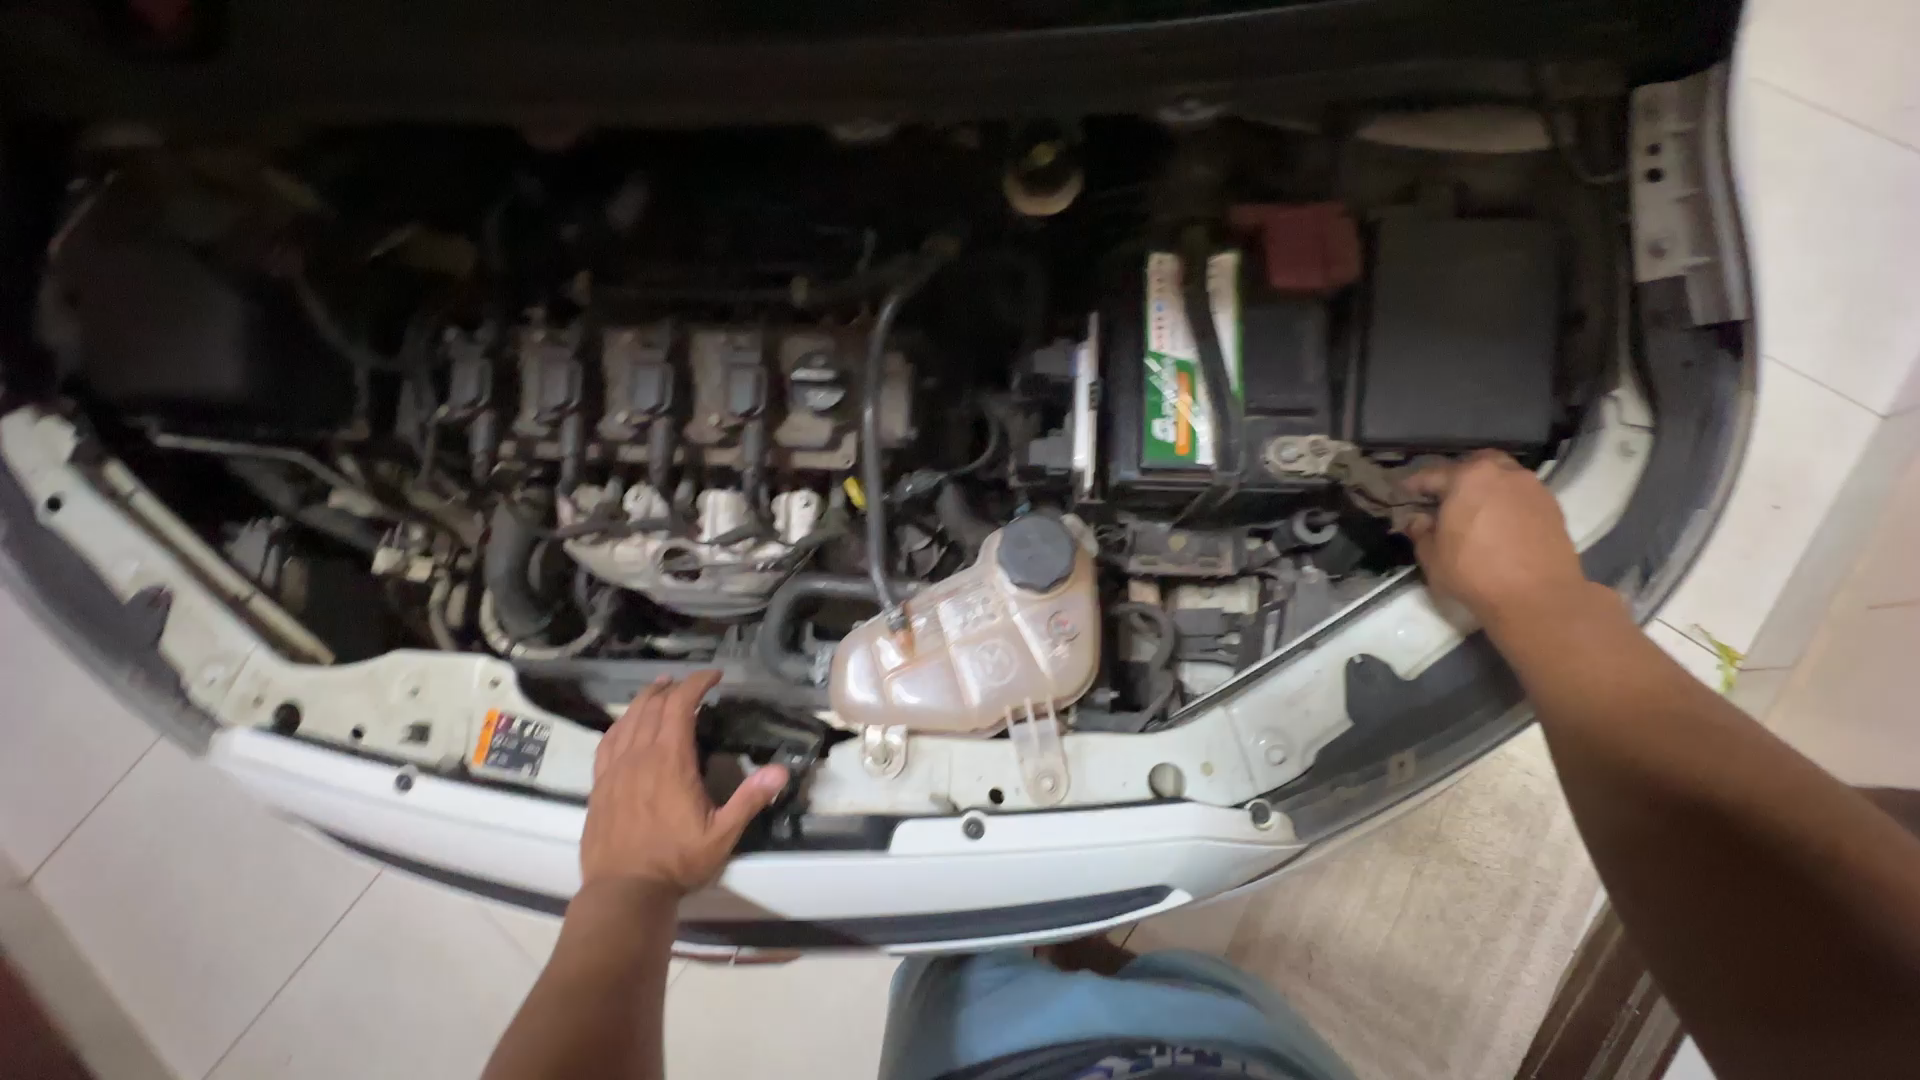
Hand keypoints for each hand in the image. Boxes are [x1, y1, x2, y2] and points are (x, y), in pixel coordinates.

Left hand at [581, 671, 789, 897]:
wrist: (623, 891)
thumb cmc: (677, 862)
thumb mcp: (722, 834)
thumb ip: (750, 799)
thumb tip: (781, 770)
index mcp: (670, 761)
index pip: (680, 706)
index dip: (697, 684)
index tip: (714, 675)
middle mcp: (640, 757)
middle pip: (653, 707)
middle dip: (673, 687)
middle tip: (690, 682)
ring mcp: (615, 770)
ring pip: (627, 720)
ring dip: (645, 699)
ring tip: (658, 689)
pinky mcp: (600, 786)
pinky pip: (607, 743)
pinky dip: (620, 724)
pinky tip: (625, 724)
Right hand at [1400, 451, 1592, 631]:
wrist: (1537, 596)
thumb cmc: (1474, 572)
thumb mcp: (1432, 556)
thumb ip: (1421, 531)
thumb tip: (1419, 519)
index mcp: (1467, 479)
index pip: (1432, 475)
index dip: (1414, 484)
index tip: (1403, 491)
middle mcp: (1502, 474)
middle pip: (1475, 464)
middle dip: (1457, 476)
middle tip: (1444, 496)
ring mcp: (1532, 488)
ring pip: (1503, 476)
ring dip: (1486, 487)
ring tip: (1474, 509)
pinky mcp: (1552, 507)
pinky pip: (1521, 494)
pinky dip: (1507, 501)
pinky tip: (1499, 522)